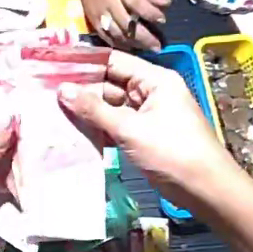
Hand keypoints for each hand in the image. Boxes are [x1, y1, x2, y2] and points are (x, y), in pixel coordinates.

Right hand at [58, 52, 243, 209]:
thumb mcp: (130, 129)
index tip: (52, 67)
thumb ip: (94, 110)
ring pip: (111, 107)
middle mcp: (151, 92)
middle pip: (110, 84)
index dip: (84, 64)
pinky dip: (99, 129)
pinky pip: (116, 126)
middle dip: (81, 90)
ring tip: (53, 112)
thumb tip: (62, 90)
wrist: (206, 189)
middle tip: (46, 94)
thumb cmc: (172, 153)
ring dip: (87, 112)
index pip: (113, 62)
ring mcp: (148, 116)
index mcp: (155, 80)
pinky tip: (74, 133)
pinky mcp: (144, 137)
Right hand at [77, 0, 170, 51]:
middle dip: (144, 37)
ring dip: (132, 43)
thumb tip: (165, 3)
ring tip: (146, 49)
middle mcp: (109, 2)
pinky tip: (129, 47)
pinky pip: (105, 37)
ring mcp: (99, 14)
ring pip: (116, 33)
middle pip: (127, 24)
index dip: (150, 13)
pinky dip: (118, 44)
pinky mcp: (92, 21)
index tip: (162, 20)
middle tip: (157, 46)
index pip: (137, 3)